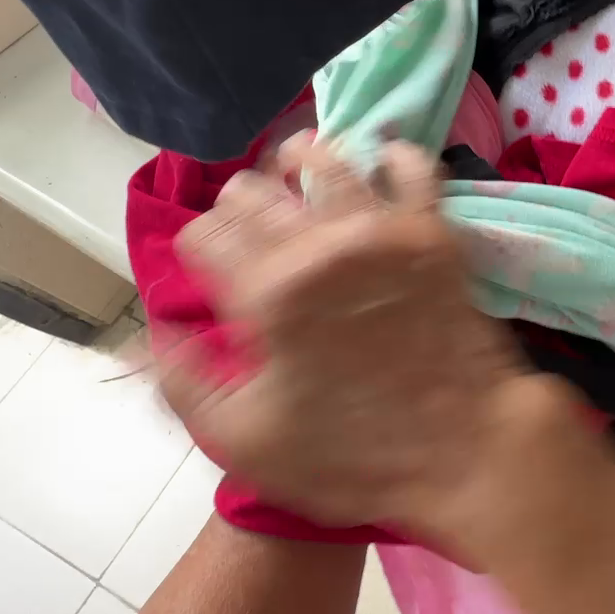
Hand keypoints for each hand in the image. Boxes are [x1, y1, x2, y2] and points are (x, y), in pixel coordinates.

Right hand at [163, 132, 547, 538]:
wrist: (464, 447)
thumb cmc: (354, 457)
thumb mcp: (244, 441)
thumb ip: (185, 382)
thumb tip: (150, 331)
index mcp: (264, 296)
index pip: (205, 233)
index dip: (198, 240)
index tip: (207, 254)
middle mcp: (319, 248)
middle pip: (257, 192)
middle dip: (241, 201)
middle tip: (251, 218)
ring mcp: (382, 232)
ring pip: (326, 163)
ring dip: (302, 160)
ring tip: (297, 166)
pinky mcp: (434, 230)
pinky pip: (414, 167)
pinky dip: (393, 156)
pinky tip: (381, 161)